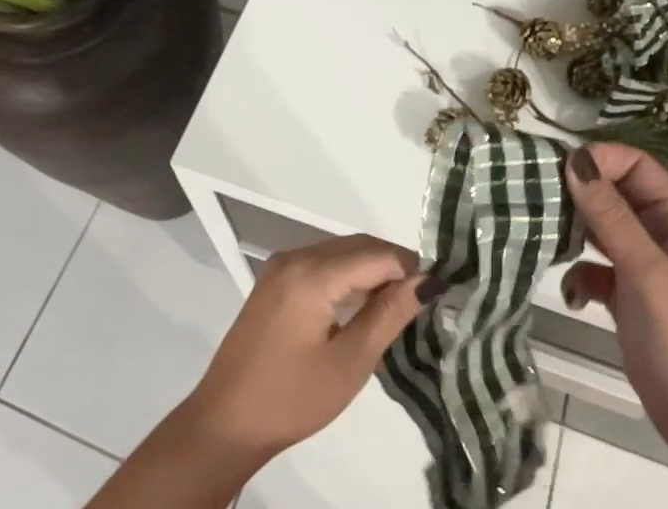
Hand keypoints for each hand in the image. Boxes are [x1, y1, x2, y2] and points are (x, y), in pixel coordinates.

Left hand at [185, 233, 427, 459]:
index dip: (412, 270)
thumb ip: (389, 313)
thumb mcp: (351, 361)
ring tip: (398, 307)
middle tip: (423, 303)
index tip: (439, 296)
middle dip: (394, 267)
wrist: (228, 421)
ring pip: (341, 252)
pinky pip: (322, 264)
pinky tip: (362, 305)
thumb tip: (427, 280)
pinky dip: (348, 276)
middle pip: (359, 246)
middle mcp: (295, 256)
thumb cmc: (293, 397)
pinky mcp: (274, 281)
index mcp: (312, 273)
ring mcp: (280, 266)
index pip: (378, 254)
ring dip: (372, 271)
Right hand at [560, 143, 667, 467]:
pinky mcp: (631, 303)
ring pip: (602, 232)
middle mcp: (665, 239)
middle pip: (616, 196)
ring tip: (537, 236)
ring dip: (572, 233)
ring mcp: (647, 272)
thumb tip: (575, 160)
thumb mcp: (648, 275)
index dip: (599, 160)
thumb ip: (611, 218)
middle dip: (577, 194)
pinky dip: (579, 278)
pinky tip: (571, 298)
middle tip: (533, 199)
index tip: (552, 169)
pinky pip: (596, 272)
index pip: (637, 167)